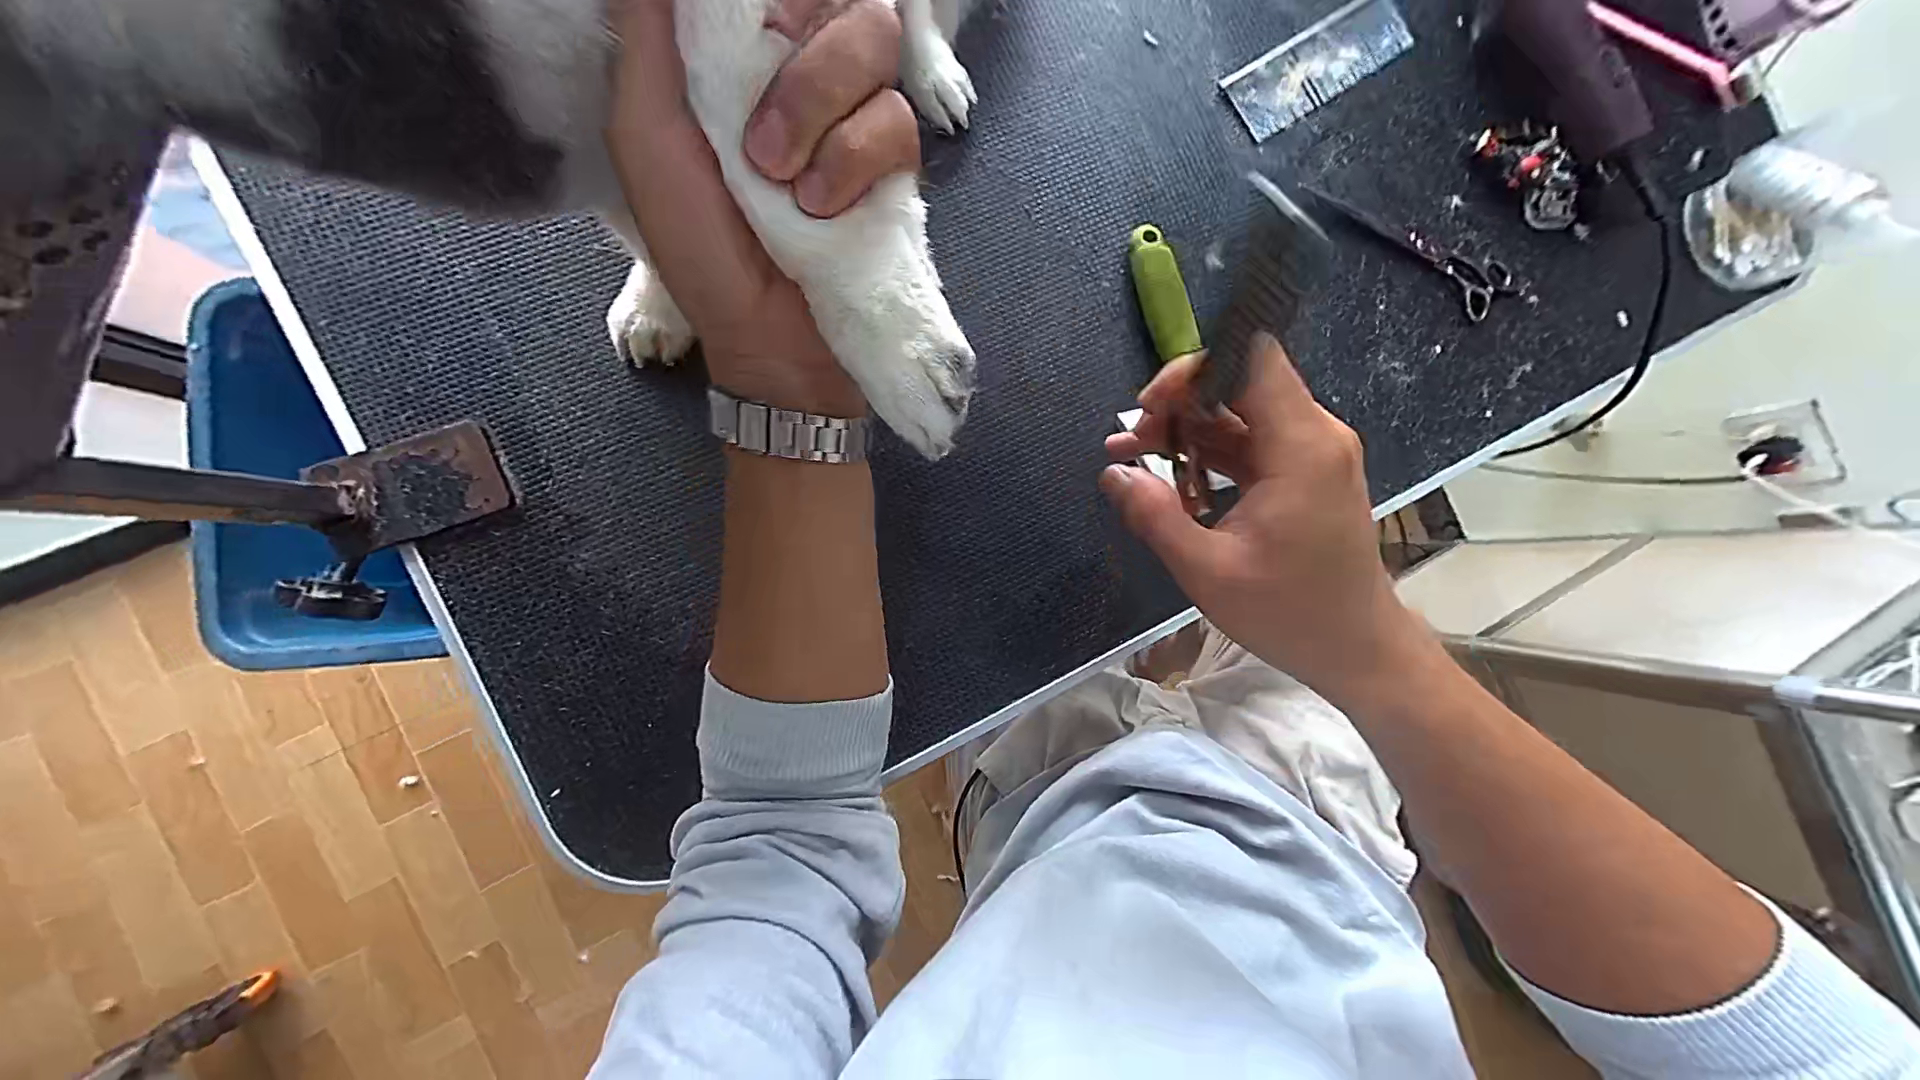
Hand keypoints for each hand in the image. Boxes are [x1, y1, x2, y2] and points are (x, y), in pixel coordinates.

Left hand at [604, 0, 917, 414]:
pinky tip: (827, 211)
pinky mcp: (893, 170)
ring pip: (875, 45)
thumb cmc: (702, 254)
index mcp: (740, 59)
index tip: (758, 42)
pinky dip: (858, 162)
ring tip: (794, 191)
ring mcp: (854, 121)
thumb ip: (650, 41)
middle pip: (840, 0)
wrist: (769, 342)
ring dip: (825, 115)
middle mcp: (805, 76)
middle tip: (762, 150)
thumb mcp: (647, 143)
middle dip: (802, 70)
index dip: (779, 2)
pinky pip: (898, 123)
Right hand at [1102, 335, 1436, 704]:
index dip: (1192, 370)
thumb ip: (1154, 515)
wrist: (1356, 648)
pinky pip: (1248, 441)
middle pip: (1238, 381)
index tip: (1147, 408)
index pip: (1249, 360)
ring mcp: (1311, 453)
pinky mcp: (1303, 472)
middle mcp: (1313, 435)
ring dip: (1186, 429)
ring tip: (1137, 457)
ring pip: (1238, 411)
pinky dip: (1206, 452)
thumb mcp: (1206, 570)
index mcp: (1300, 447)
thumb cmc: (1288, 613)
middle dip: (1178, 403)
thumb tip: (1113, 472)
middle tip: (1132, 443)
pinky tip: (1171, 479)